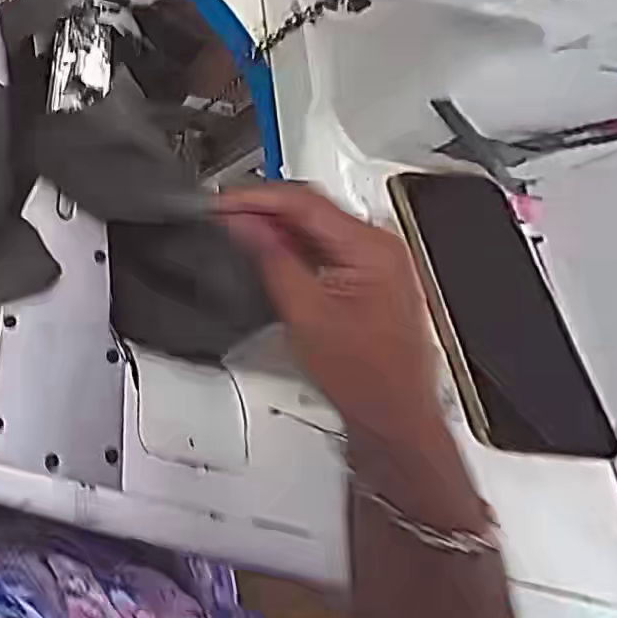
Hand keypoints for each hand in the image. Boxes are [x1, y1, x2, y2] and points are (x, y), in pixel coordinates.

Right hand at [219, 182, 441, 436]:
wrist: (393, 418)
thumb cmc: (366, 379)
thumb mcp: (303, 311)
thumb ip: (269, 257)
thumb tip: (243, 222)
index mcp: (371, 247)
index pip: (303, 202)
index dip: (255, 198)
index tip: (223, 202)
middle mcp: (380, 245)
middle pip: (310, 206)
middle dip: (263, 207)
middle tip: (224, 212)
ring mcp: (377, 257)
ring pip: (314, 223)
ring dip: (275, 224)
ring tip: (238, 229)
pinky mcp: (369, 270)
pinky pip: (323, 242)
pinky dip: (292, 242)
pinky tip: (267, 248)